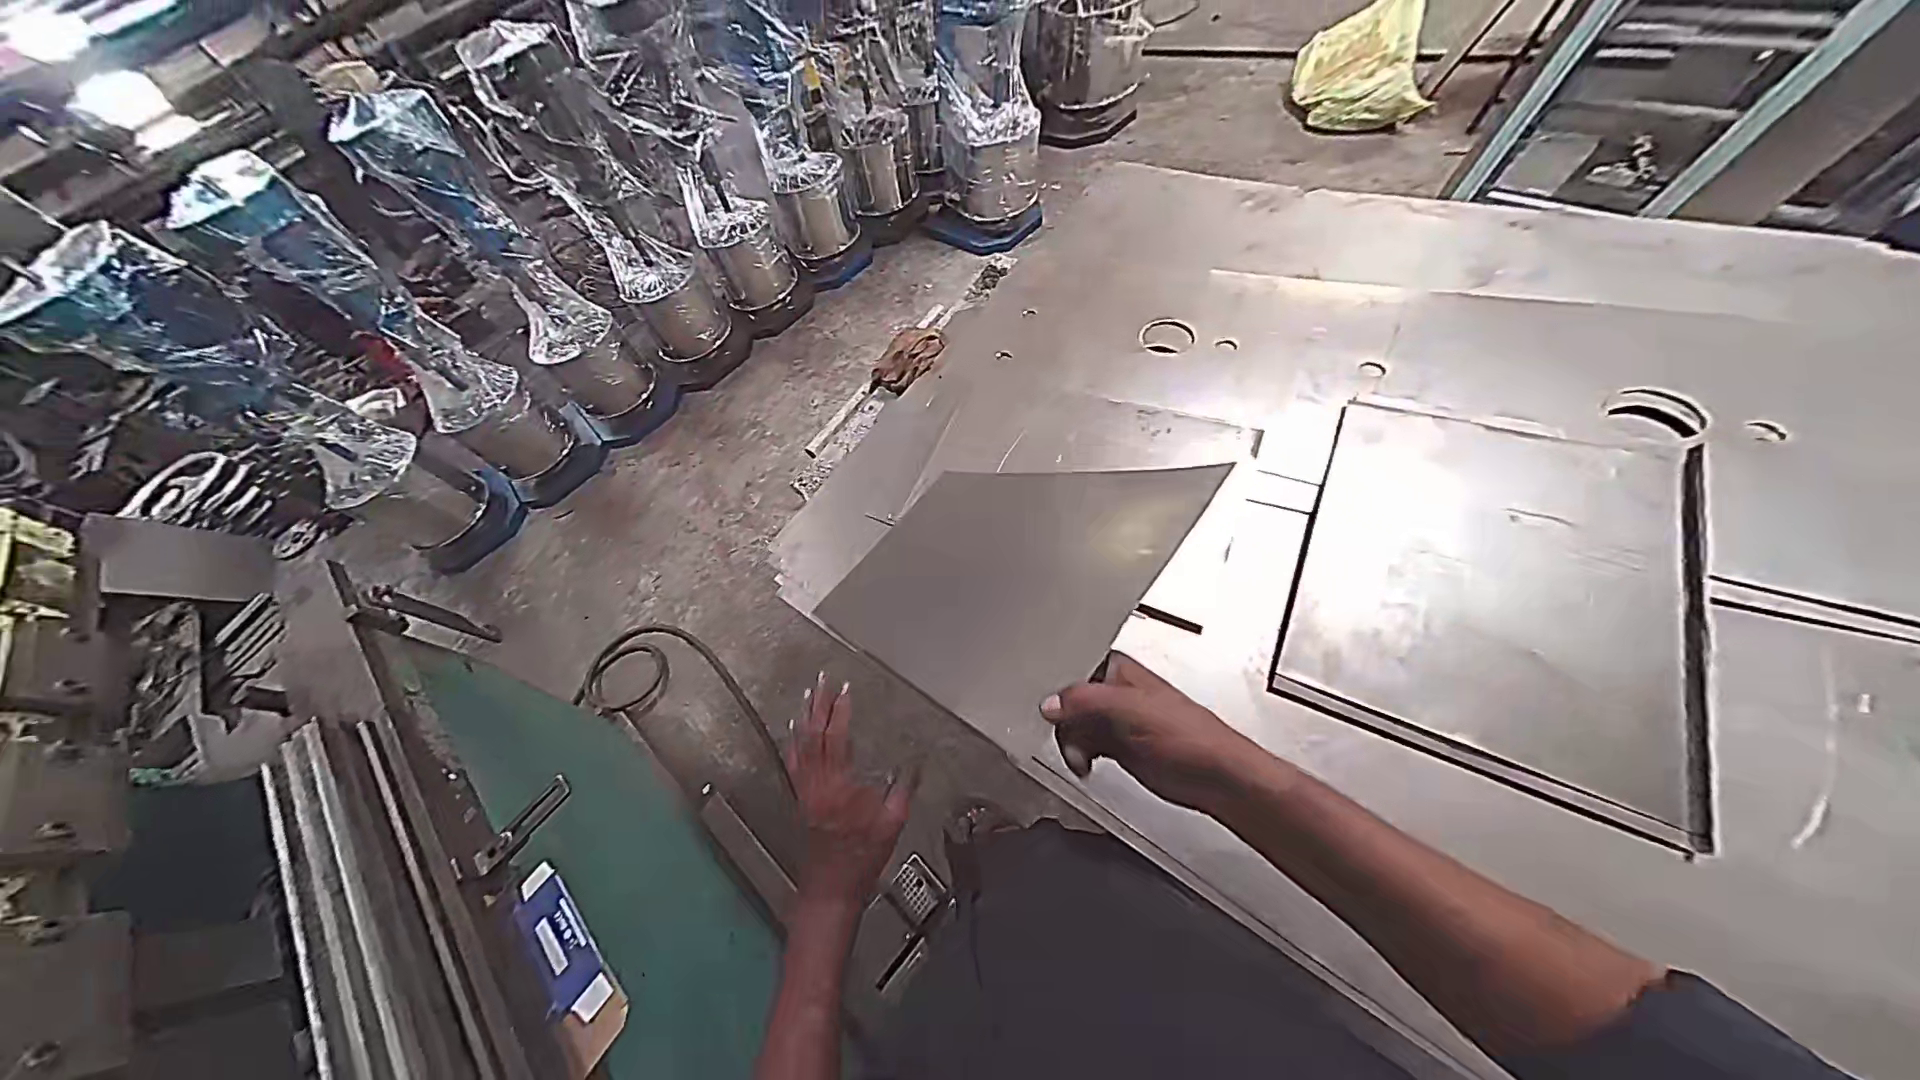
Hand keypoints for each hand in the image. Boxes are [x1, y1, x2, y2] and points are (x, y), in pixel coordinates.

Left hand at [786, 674, 912, 902]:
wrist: (833, 887)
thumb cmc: (863, 857)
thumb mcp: (892, 823)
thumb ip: (904, 789)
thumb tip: (915, 763)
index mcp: (840, 787)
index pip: (837, 739)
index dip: (840, 712)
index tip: (845, 692)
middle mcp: (818, 784)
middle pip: (815, 736)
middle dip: (819, 705)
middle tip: (823, 682)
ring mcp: (806, 790)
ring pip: (802, 745)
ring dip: (806, 718)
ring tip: (810, 695)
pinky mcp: (802, 798)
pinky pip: (795, 762)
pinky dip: (794, 741)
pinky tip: (794, 729)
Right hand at [1040, 652, 1264, 811]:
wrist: (1216, 777)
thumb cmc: (1192, 737)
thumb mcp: (1131, 710)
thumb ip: (1086, 701)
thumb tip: (1051, 703)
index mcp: (1118, 670)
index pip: (1071, 667)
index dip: (1056, 686)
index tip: (1050, 707)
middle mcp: (1114, 692)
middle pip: (1067, 699)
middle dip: (1063, 721)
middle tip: (1070, 737)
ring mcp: (1115, 719)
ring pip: (1073, 724)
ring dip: (1069, 741)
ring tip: (1080, 756)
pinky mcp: (1116, 745)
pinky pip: (1083, 744)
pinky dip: (1078, 755)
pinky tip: (1086, 763)